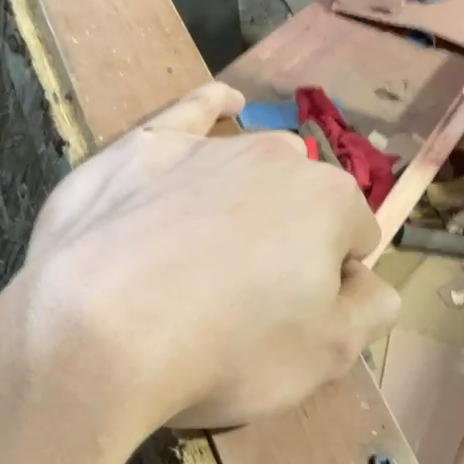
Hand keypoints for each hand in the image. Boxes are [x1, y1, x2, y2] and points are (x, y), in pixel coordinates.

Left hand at [13, 81, 398, 433]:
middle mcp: (270, 156)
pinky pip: (187, 114)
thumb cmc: (223, 352)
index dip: (328, 286)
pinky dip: (209, 109)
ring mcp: (198, 147)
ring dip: (240, 201)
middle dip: (284, 241)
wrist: (95, 333)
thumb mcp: (324, 357)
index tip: (290, 321)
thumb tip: (368, 281)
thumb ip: (368, 310)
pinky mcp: (134, 150)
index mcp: (328, 201)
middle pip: (296, 202)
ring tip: (207, 254)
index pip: (351, 242)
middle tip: (242, 301)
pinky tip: (223, 106)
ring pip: (241, 171)